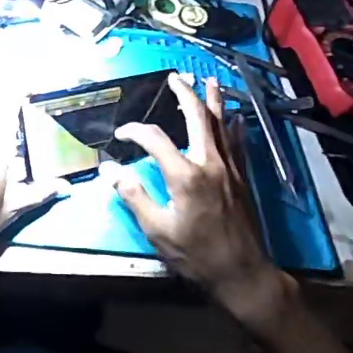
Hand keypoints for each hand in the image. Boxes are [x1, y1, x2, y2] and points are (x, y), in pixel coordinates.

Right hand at [107, 72, 295, 329]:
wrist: (242, 274)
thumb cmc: (195, 254)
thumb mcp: (156, 229)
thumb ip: (133, 195)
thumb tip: (110, 171)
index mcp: (184, 174)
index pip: (154, 138)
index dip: (134, 131)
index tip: (121, 135)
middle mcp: (209, 163)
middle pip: (197, 117)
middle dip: (185, 94)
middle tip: (175, 77)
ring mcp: (230, 169)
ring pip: (221, 125)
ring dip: (212, 101)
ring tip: (207, 82)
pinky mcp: (243, 178)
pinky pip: (238, 143)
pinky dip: (233, 125)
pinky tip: (233, 117)